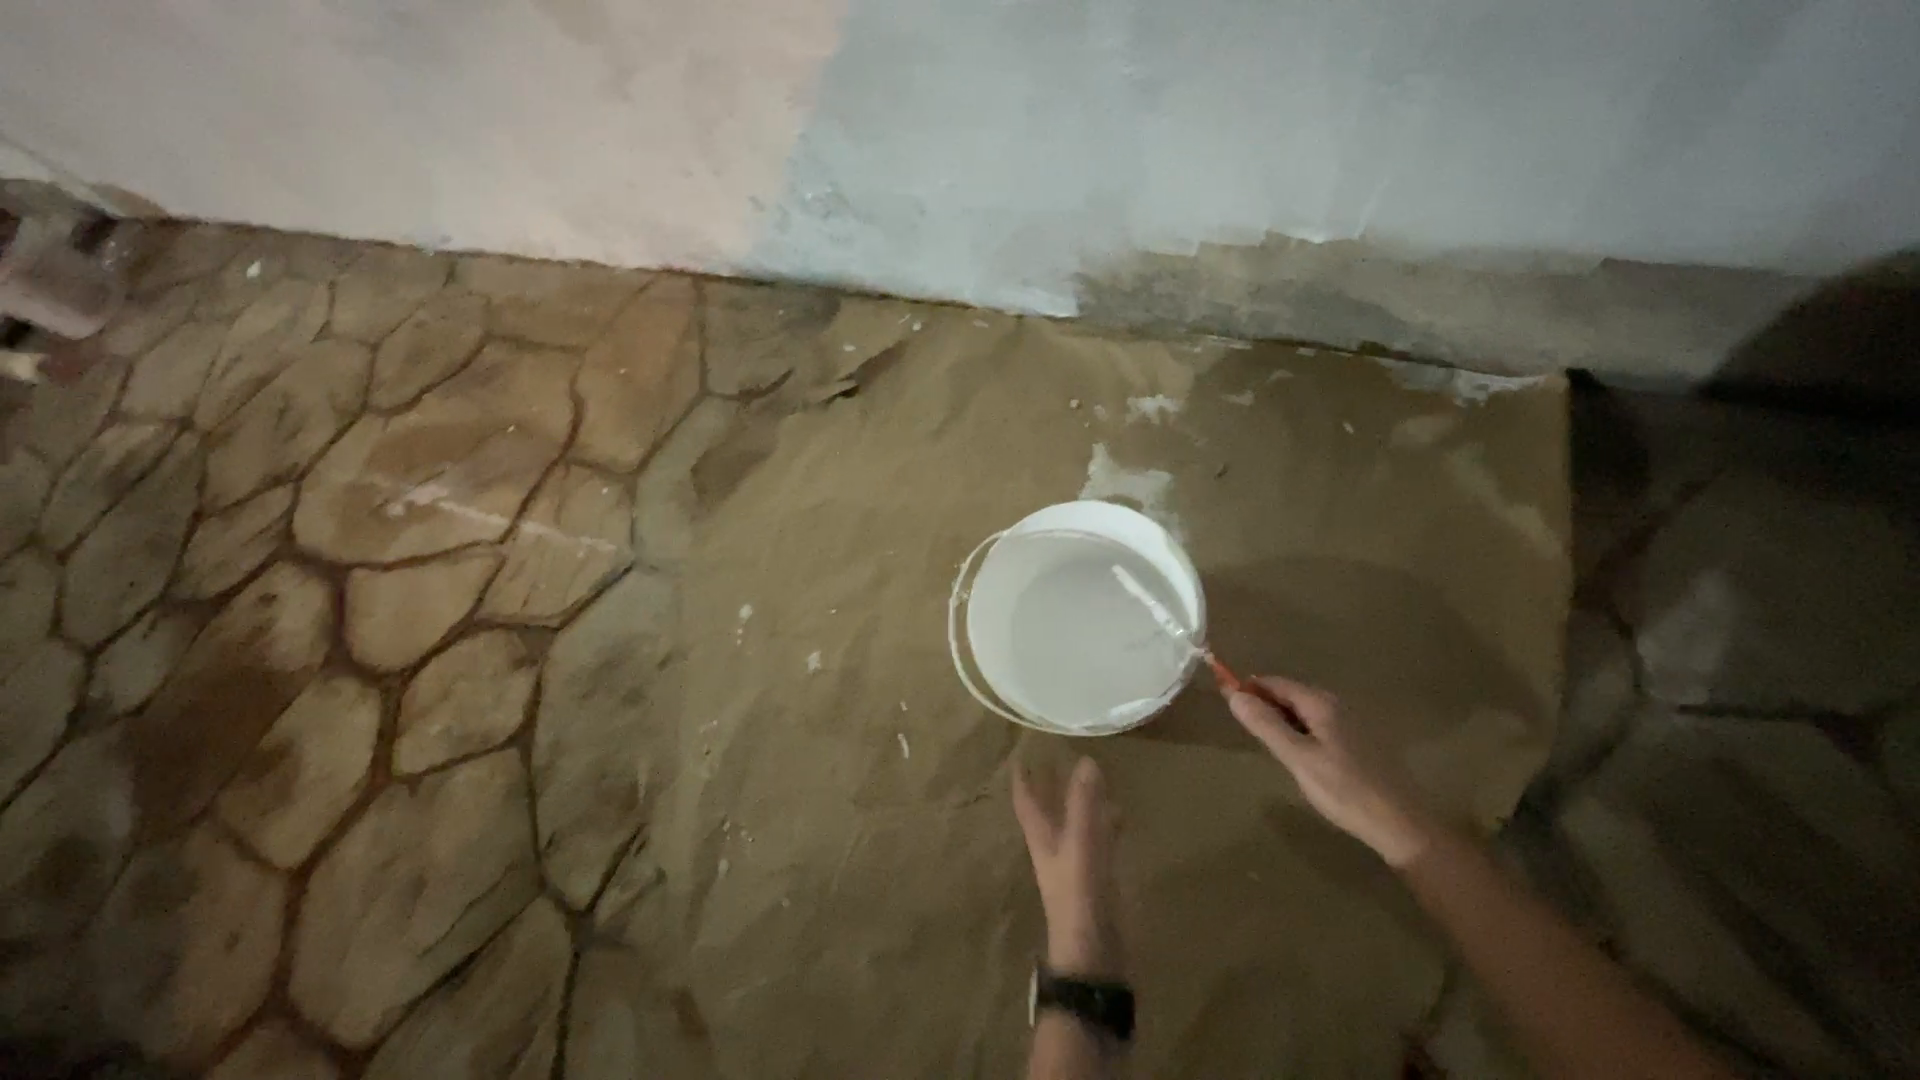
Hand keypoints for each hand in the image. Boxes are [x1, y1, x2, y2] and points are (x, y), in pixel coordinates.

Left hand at [1012, 757, 1124, 977]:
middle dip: (1051, 786)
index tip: (1021, 755)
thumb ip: (1083, 806)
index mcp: (1043, 841)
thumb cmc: (1080, 899)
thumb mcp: (1081, 847)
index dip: (1023, 780)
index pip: (1027, 803)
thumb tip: (1085, 760)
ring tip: (1094, 777)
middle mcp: (1057, 850)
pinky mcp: (1100, 881)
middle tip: (1057, 758)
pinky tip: (1121, 817)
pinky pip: (1100, 843)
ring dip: (1081, 803)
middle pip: (1050, 811)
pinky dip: (1107, 826)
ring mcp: (1078, 866)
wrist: (1096, 956)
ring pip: (1076, 825)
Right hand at [1227, 676, 1436, 866]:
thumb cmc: (1344, 789)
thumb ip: (1265, 725)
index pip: (1276, 683)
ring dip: (1281, 719)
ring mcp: (1350, 725)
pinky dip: (1298, 732)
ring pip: (1304, 712)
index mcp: (1322, 704)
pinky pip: (1317, 727)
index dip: (1249, 688)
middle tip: (1243, 728)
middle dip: (1264, 704)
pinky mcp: (1356, 744)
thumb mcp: (1298, 758)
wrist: (1398, 823)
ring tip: (1265, 743)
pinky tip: (1296, 755)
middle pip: (1291, 694)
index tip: (1225, 701)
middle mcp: (1337, 706)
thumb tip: (1234, 695)